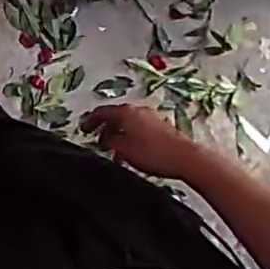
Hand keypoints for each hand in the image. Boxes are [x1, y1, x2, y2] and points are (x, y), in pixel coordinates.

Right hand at [81, 104, 207, 179]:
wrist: (186, 157)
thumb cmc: (153, 153)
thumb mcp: (124, 149)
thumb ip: (110, 141)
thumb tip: (105, 138)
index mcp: (125, 112)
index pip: (102, 112)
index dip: (90, 120)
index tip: (83, 128)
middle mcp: (138, 110)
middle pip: (116, 115)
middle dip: (105, 127)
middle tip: (98, 139)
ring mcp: (151, 117)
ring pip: (129, 122)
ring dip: (119, 133)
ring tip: (115, 149)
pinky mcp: (162, 127)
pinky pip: (140, 128)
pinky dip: (131, 136)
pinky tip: (132, 150)